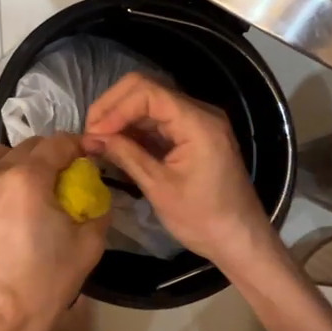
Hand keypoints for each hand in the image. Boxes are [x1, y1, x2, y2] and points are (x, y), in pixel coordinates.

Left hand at [0, 135, 108, 330]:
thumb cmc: (46, 282)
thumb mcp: (88, 244)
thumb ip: (97, 206)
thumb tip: (96, 188)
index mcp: (27, 178)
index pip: (56, 143)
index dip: (75, 146)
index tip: (85, 155)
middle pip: (24, 147)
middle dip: (44, 157)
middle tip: (56, 177)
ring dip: (12, 168)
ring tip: (21, 194)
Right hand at [81, 72, 273, 267]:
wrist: (241, 241)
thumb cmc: (204, 219)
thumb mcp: (159, 187)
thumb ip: (125, 155)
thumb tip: (90, 138)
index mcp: (198, 122)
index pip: (147, 92)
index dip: (115, 108)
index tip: (94, 133)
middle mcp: (200, 112)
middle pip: (146, 89)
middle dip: (113, 107)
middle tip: (91, 133)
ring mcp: (197, 122)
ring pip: (149, 101)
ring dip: (121, 116)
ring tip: (98, 139)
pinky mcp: (192, 134)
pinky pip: (158, 119)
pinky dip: (134, 127)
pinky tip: (116, 143)